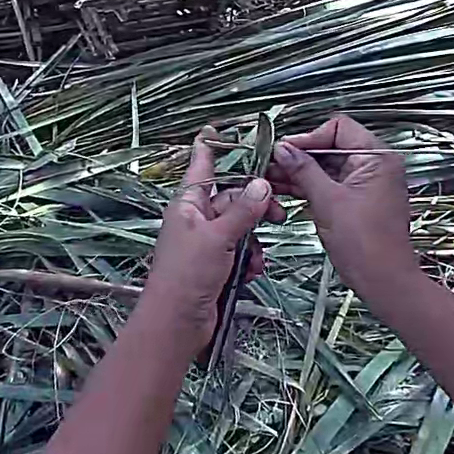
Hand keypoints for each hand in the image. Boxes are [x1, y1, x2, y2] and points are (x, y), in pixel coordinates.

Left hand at [142, 126, 282, 343]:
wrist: (177, 324)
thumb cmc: (187, 276)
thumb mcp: (218, 238)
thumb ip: (243, 211)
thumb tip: (261, 185)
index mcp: (188, 204)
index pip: (202, 167)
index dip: (210, 148)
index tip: (215, 130)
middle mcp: (196, 219)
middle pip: (232, 199)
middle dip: (254, 207)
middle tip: (276, 214)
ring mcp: (206, 242)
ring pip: (240, 226)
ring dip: (253, 240)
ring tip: (256, 256)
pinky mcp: (215, 264)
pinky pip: (240, 250)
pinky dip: (249, 259)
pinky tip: (250, 271)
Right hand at [266, 115, 418, 297]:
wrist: (384, 281)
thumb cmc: (367, 245)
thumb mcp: (328, 201)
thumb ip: (304, 171)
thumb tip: (284, 149)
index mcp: (377, 158)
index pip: (339, 129)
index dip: (309, 138)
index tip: (285, 150)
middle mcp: (376, 166)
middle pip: (331, 147)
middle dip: (301, 156)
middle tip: (273, 164)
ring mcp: (367, 184)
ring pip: (328, 167)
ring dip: (301, 172)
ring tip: (273, 178)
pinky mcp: (358, 200)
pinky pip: (331, 184)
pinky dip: (311, 187)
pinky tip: (287, 190)